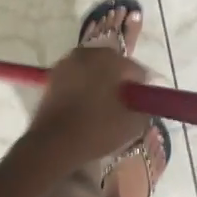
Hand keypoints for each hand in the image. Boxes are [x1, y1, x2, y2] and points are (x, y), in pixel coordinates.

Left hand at [23, 46, 149, 167]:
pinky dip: (83, 87)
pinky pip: (76, 78)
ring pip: (92, 70)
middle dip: (119, 81)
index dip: (140, 88)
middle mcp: (86, 53)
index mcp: (109, 59)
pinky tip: (85, 106)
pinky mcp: (51, 77)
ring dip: (100, 82)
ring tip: (103, 107)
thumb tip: (143, 104)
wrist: (53, 143)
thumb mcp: (133, 124)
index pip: (135, 70)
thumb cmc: (96, 130)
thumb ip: (144, 108)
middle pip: (112, 65)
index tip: (140, 105)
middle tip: (123, 105)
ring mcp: (66, 63)